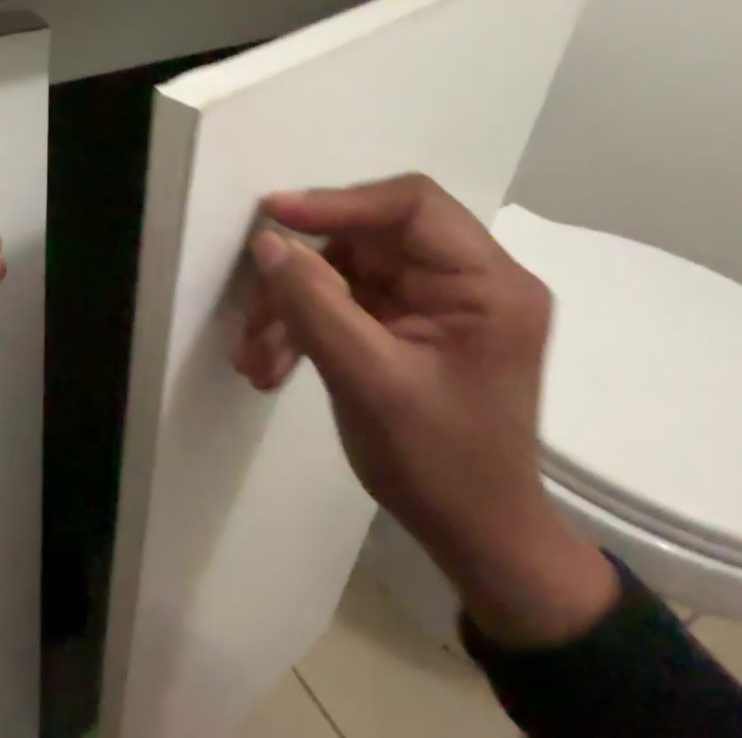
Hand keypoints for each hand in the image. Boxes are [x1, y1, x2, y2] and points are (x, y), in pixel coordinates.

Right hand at [233, 174, 616, 647]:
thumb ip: (316, 305)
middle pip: (368, 242)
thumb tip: (267, 243)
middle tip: (254, 319)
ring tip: (255, 360)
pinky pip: (347, 306)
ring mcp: (438, 306)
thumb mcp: (369, 382)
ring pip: (347, 275)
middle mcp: (469, 282)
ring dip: (294, 310)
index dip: (338, 203)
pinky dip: (306, 330)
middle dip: (302, 278)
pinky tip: (272, 367)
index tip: (273, 217)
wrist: (476, 538)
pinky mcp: (412, 329)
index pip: (412, 207)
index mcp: (487, 285)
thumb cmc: (441, 465)